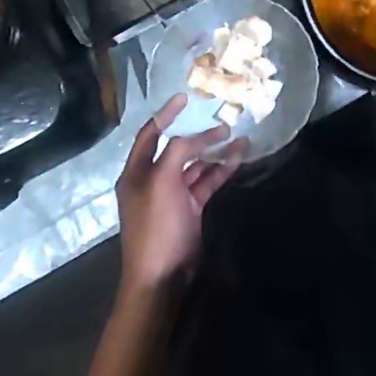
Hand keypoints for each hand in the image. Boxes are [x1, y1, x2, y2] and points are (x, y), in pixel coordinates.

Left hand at [115, 94, 242, 293]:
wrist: (162, 277)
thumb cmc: (155, 227)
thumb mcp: (162, 183)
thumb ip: (178, 153)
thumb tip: (197, 137)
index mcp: (136, 172)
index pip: (150, 133)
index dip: (166, 114)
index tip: (185, 98)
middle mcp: (152, 180)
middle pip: (177, 148)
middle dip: (199, 135)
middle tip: (223, 121)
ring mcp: (172, 195)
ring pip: (195, 165)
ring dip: (215, 152)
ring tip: (239, 137)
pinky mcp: (190, 209)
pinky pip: (206, 182)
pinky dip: (221, 170)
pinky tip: (239, 158)